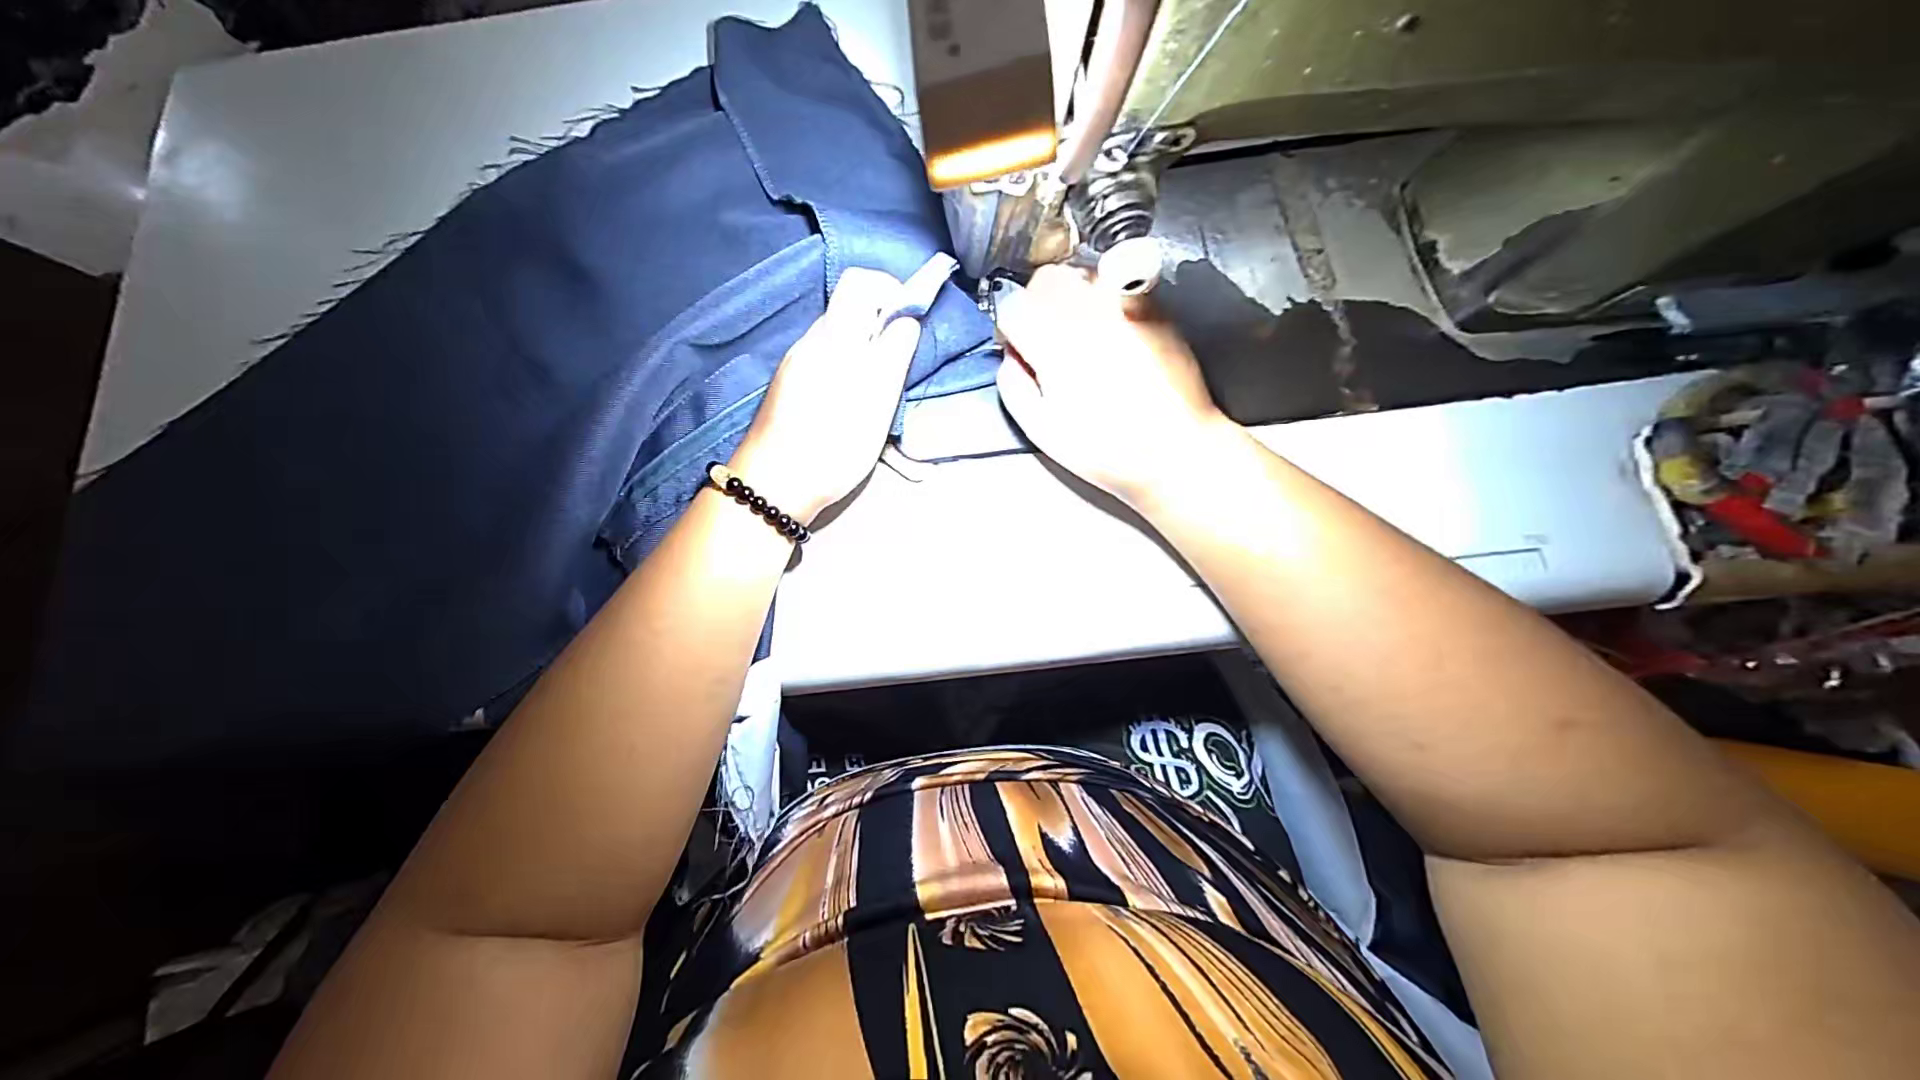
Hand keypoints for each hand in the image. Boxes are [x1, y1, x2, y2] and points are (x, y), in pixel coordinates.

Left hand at [729, 267, 920, 523]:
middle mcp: (809, 342)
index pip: (860, 282)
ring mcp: (795, 365)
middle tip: (901, 362)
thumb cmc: (832, 443)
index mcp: (832, 337)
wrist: (773, 486)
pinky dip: (848, 369)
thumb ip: (893, 353)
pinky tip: (853, 403)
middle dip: (881, 325)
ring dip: (866, 351)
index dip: (892, 289)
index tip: (912, 319)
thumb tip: (906, 318)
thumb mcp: (876, 399)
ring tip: (881, 389)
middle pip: (850, 310)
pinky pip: (826, 361)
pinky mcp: (789, 388)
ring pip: (838, 339)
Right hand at [994, 264, 1243, 507]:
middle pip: (1045, 280)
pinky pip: (1117, 286)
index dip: (1008, 328)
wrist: (1175, 451)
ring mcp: (1125, 305)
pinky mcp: (1154, 309)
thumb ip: (1014, 386)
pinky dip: (1104, 300)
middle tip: (1042, 335)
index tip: (1017, 346)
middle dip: (1036, 302)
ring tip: (1077, 333)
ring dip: (1070, 296)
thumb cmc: (1109, 449)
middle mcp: (1089, 312)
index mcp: (1054, 341)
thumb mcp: (1042, 429)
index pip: (1013, 307)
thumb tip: (1010, 357)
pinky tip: (1109, 334)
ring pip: (1082, 274)